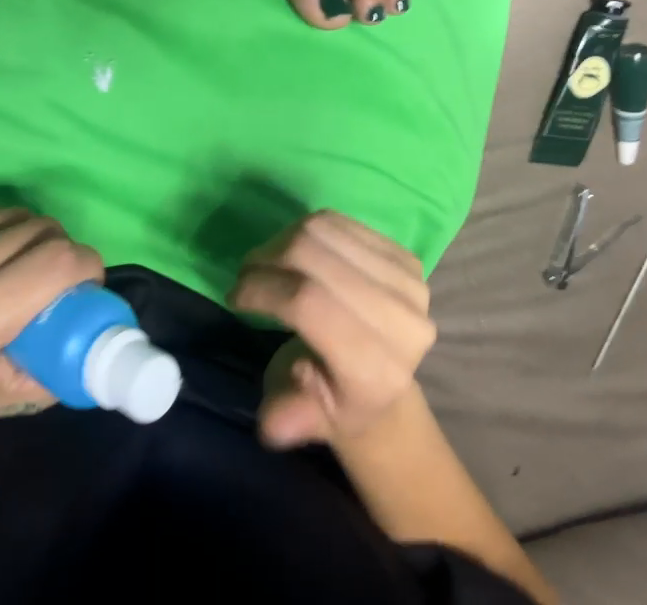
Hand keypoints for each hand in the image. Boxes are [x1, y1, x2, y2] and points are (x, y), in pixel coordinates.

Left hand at [0, 207, 105, 449]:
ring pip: (16, 215)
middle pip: (40, 231)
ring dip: (33, 238)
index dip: (86, 267)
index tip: (86, 285)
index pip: (55, 263)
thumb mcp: (8, 396)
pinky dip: (3, 230)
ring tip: (21, 269)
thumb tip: (102, 334)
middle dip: (63, 251)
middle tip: (58, 281)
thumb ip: (62, 367)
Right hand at [227, 211, 435, 450]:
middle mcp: (403, 323)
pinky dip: (304, 231)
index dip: (260, 289)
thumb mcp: (304, 417)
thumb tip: (274, 425)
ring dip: (279, 241)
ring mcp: (410, 285)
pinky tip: (295, 255)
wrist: (383, 381)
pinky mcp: (406, 258)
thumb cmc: (332, 399)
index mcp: (376, 369)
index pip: (307, 302)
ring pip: (320, 230)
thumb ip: (289, 418)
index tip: (235, 296)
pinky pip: (337, 221)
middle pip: (310, 256)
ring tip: (266, 264)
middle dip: (263, 260)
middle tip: (245, 276)